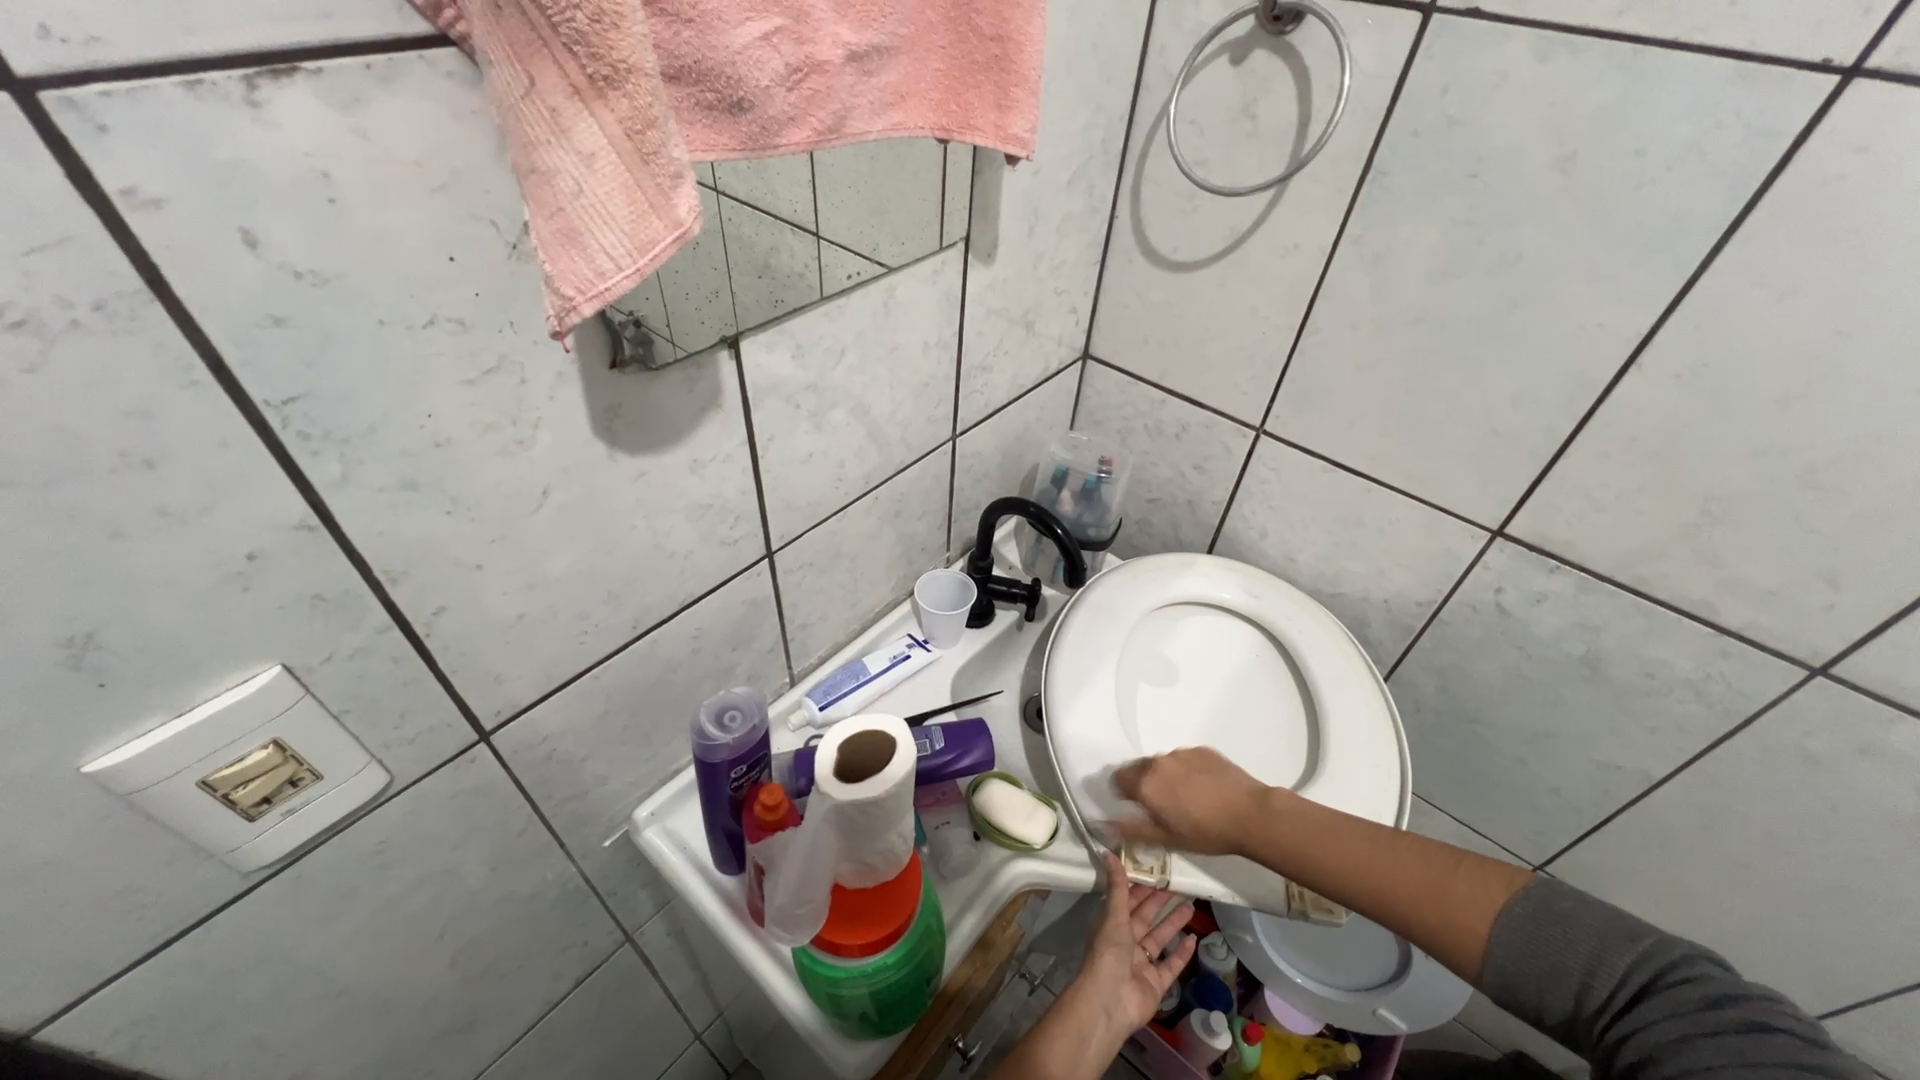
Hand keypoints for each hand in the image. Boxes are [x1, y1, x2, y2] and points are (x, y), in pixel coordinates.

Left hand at [1060, 853, 1196, 1038]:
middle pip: (1146, 918)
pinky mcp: (1156, 983)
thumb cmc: (1108, 955)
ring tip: (1191, 905)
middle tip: (1180, 885)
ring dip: (1174, 923)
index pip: (1129, 901)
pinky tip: (1195, 938)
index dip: (1142, 887)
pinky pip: (1171, 964)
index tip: (1157, 871)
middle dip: (1161, 902)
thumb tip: (1108, 852)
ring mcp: (1142, 964)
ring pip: (1160, 938)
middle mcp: (1126, 943)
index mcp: (1112, 926)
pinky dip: (1182, 953)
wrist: (1110, 1002)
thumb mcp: (1113, 916)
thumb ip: (1117, 887)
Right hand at [1109, 747, 1272, 855]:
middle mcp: (1159, 762)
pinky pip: (1185, 759)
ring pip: (1163, 763)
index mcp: (1146, 782)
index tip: (1136, 807)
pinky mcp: (1204, 750)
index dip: (1123, 793)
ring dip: (1166, 776)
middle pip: (1139, 768)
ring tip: (1187, 798)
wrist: (1251, 814)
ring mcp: (1183, 753)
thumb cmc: (1205, 831)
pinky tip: (1204, 788)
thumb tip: (1104, 824)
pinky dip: (1187, 770)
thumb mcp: (1166, 838)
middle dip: (1144, 784)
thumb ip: (1131, 829)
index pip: (1118, 778)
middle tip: (1162, 806)